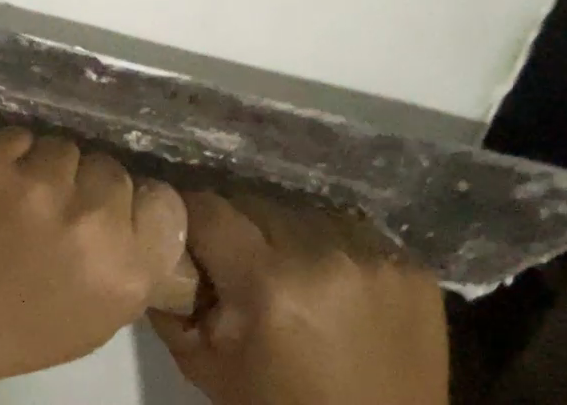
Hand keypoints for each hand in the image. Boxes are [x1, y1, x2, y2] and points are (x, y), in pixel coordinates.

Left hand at [0, 129, 189, 400]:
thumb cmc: (27, 327)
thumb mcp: (104, 313)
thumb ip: (132, 260)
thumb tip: (137, 212)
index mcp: (129, 266)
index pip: (161, 199)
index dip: (138, 199)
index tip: (117, 206)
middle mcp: (91, 218)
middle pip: (109, 166)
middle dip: (88, 182)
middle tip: (62, 205)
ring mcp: (38, 184)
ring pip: (62, 146)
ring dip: (47, 165)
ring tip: (24, 195)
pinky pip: (18, 135)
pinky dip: (10, 153)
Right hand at [148, 192, 448, 404]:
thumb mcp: (204, 363)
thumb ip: (169, 299)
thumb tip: (154, 244)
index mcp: (267, 281)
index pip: (206, 207)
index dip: (189, 219)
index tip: (185, 236)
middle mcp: (323, 255)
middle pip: (254, 203)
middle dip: (237, 229)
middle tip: (237, 265)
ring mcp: (375, 258)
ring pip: (300, 211)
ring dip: (284, 235)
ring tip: (288, 274)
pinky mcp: (412, 266)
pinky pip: (349, 231)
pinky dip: (331, 249)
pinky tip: (332, 283)